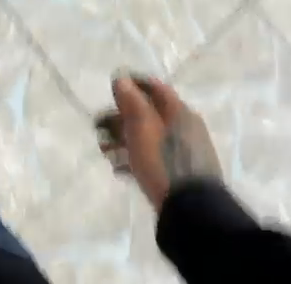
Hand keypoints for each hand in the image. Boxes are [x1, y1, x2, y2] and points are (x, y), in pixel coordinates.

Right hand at [109, 75, 221, 210]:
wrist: (191, 211)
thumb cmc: (163, 160)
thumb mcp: (142, 126)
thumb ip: (131, 100)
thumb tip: (121, 79)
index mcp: (179, 112)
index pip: (153, 87)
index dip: (130, 85)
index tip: (110, 92)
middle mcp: (184, 127)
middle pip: (147, 113)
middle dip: (119, 118)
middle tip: (98, 127)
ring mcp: (184, 152)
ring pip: (147, 136)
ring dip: (122, 140)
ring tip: (104, 152)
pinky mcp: (179, 174)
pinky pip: (152, 157)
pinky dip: (134, 158)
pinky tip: (119, 169)